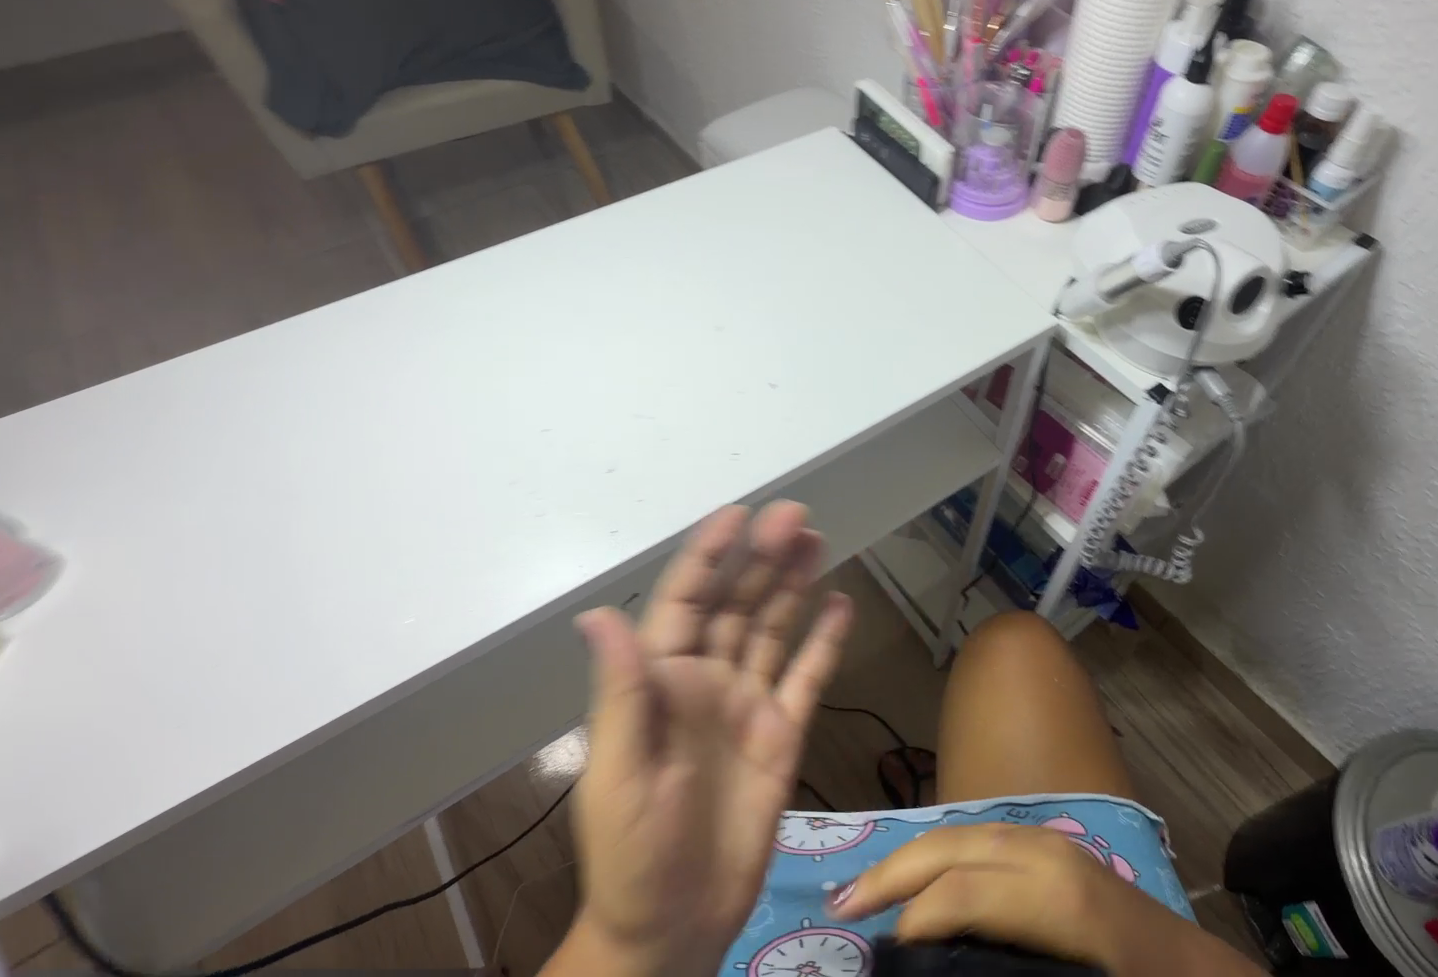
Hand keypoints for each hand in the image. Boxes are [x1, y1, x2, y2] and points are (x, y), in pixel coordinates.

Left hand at [560, 503, 853, 976]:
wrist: (675, 922)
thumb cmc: (631, 852)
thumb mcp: (617, 773)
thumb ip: (621, 692)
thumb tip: (598, 615)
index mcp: (661, 681)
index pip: (685, 602)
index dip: (709, 556)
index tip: (737, 515)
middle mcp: (706, 680)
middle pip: (737, 604)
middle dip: (761, 558)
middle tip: (794, 515)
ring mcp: (748, 704)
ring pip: (774, 628)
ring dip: (792, 584)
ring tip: (816, 541)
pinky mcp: (783, 733)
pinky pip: (806, 676)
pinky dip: (823, 642)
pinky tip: (839, 605)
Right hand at [829, 824, 1263, 976]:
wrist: (1193, 968)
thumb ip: (999, 968)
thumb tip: (937, 963)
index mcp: (1053, 894)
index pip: (961, 891)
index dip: (914, 918)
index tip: (882, 953)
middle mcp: (1043, 853)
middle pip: (949, 846)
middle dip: (891, 872)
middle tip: (842, 907)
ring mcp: (1046, 841)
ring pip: (960, 832)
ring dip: (909, 856)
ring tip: (866, 888)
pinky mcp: (1049, 845)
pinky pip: (978, 835)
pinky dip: (938, 850)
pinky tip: (917, 873)